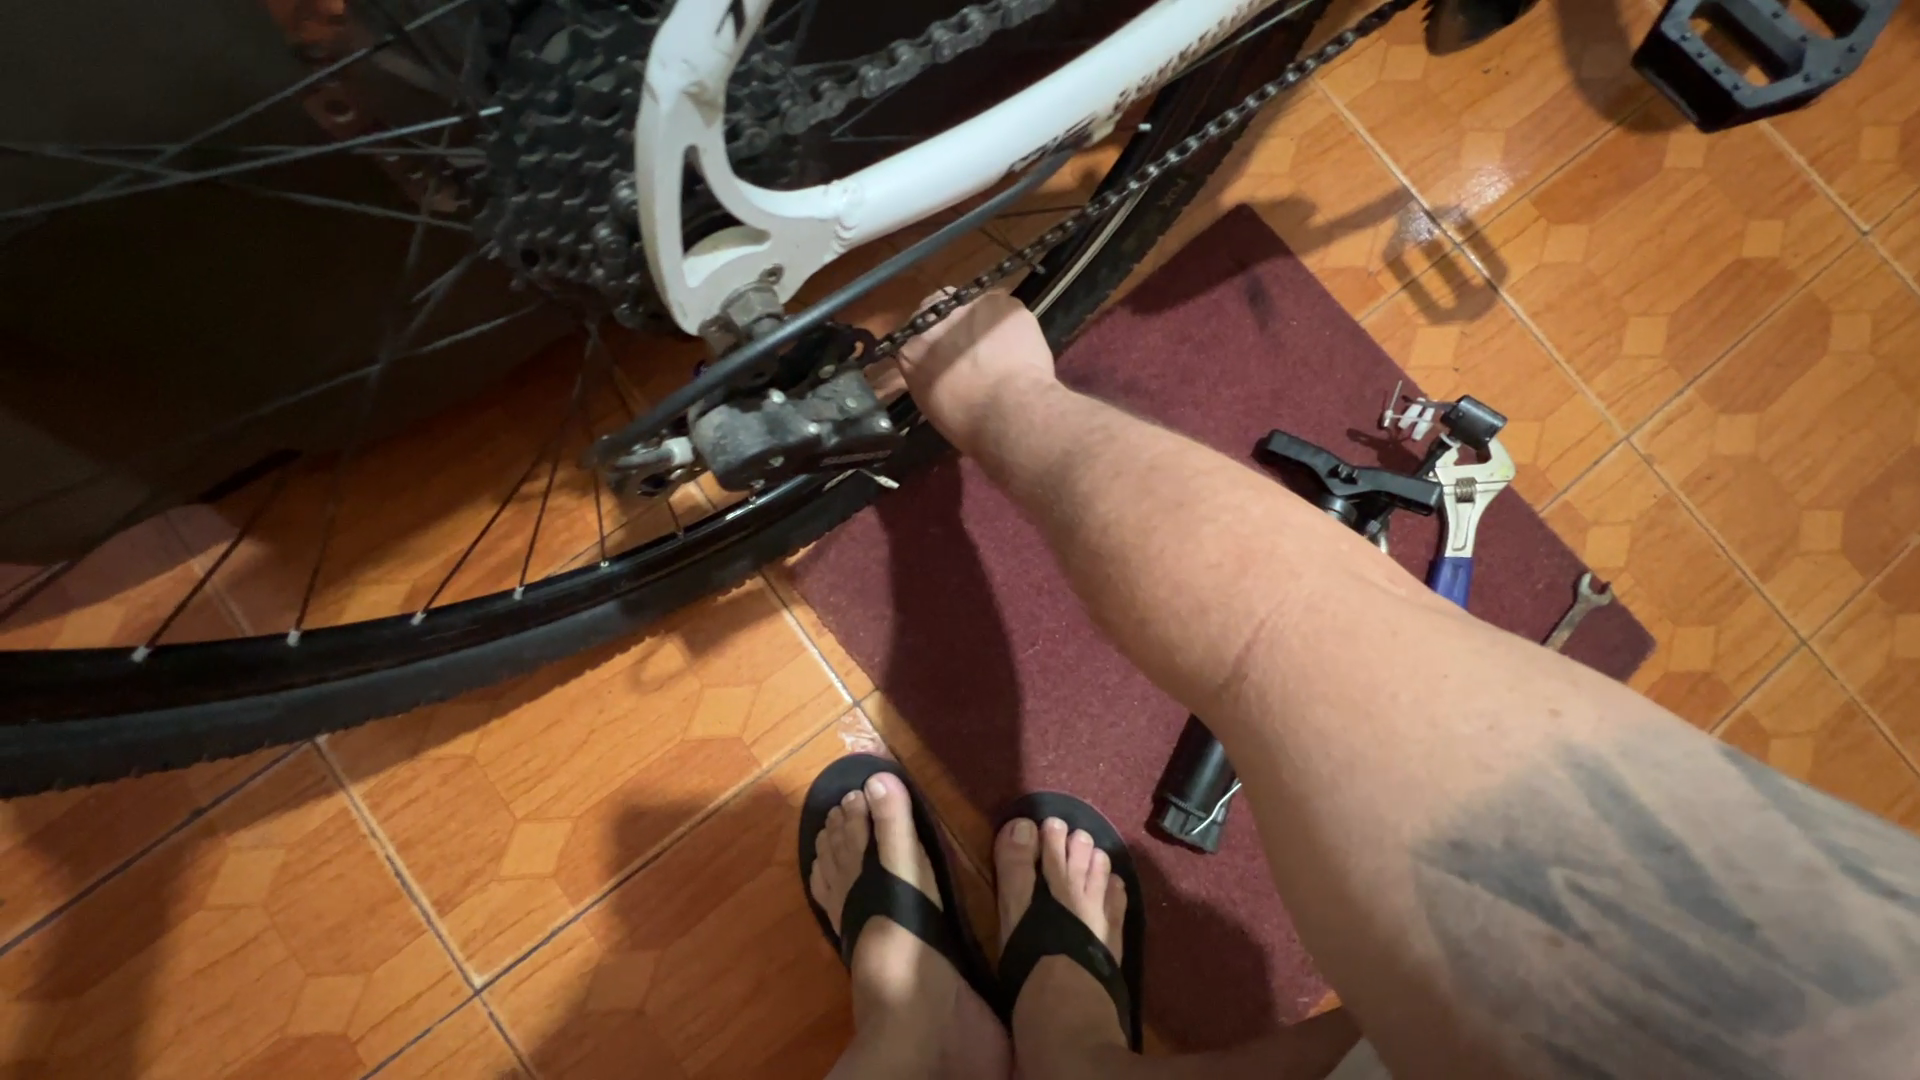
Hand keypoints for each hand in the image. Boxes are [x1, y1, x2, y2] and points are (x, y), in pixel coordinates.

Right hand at [897, 291, 1058, 452]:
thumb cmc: (968, 422)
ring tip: (1000, 350)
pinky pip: (1005, 311)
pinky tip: (1018, 347)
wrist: (1008, 412)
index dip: (935, 343)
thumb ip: (929, 375)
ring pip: (975, 308)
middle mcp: (934, 320)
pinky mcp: (1001, 303)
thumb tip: (941, 371)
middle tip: (973, 350)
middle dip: (955, 326)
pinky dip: (1011, 326)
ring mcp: (968, 306)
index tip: (947, 355)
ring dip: (984, 324)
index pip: (916, 335)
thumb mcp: (931, 402)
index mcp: (911, 349)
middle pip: (941, 311)